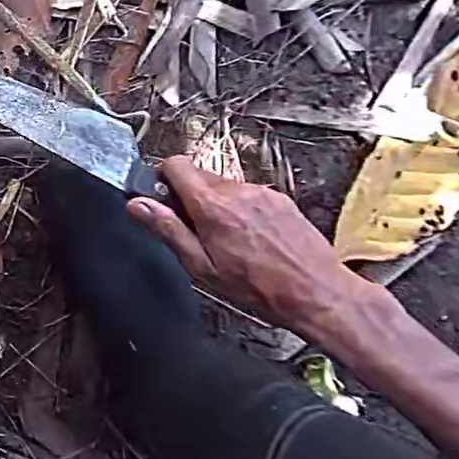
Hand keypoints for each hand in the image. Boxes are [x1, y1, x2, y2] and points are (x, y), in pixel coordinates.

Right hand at [127, 157, 363, 332]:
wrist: (320, 294)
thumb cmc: (262, 288)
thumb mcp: (202, 266)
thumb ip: (167, 230)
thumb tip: (138, 206)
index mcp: (212, 207)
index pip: (176, 165)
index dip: (162, 176)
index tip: (162, 196)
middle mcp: (237, 191)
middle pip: (198, 174)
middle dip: (188, 195)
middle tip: (194, 228)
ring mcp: (261, 193)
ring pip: (222, 185)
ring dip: (215, 203)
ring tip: (225, 238)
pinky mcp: (280, 199)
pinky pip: (246, 193)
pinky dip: (239, 208)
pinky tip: (249, 237)